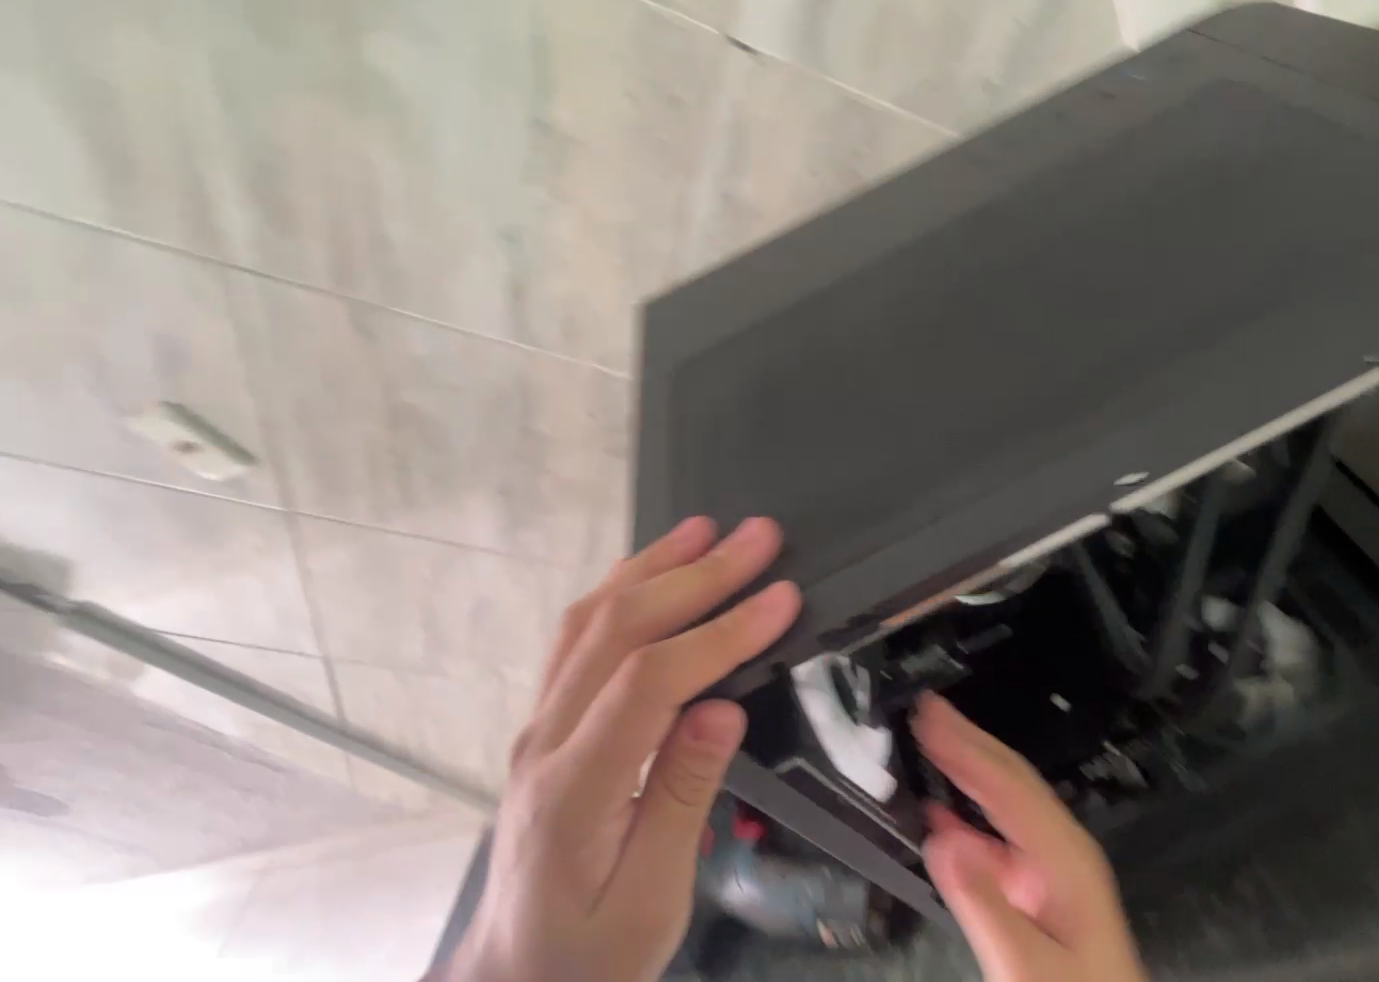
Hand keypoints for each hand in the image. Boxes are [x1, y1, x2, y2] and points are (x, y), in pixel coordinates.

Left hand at [444, 516, 798, 981]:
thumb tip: (722, 709)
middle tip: (760, 536)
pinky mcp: (546, 721)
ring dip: (654, 566)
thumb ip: (683, 800)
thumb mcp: (650, 899)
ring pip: (590, 621)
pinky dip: (620, 588)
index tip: (782, 598)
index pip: (650, 684)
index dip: (720, 633)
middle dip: (697, 575)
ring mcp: (539, 724)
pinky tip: (652, 567)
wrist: (510, 979)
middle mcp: (547, 740)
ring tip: (708, 528)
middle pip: (618, 631)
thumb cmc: (590, 951)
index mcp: (575, 791)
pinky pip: (577, 637)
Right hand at [912, 693, 1147, 981]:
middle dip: (968, 740)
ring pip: (1004, 800)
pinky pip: (997, 836)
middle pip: (1010, 779)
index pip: (1008, 785)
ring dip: (965, 768)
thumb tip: (941, 839)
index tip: (929, 716)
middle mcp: (1060, 848)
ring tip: (928, 738)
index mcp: (1064, 856)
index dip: (966, 746)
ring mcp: (1050, 867)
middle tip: (926, 707)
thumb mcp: (1028, 966)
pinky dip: (965, 818)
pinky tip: (938, 812)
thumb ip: (985, 903)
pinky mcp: (1037, 888)